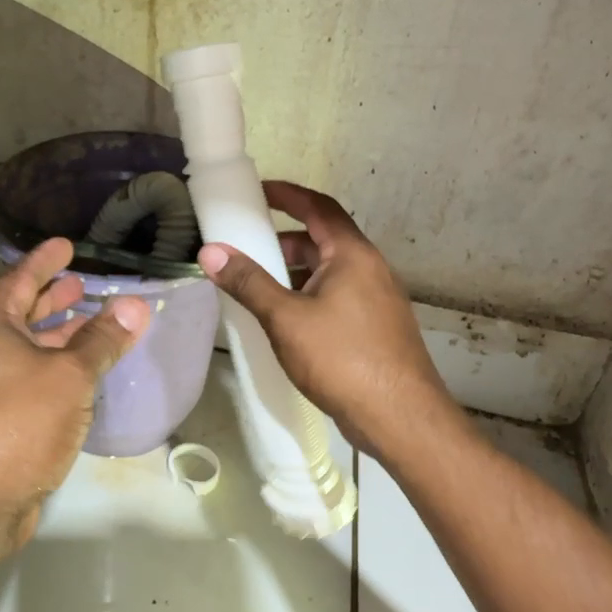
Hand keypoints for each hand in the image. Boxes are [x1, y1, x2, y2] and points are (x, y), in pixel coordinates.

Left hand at [0, 237, 149, 549]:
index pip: (20, 278)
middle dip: (53, 296)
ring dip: (58, 334)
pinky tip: (83, 373)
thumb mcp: (69, 376)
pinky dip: (56, 367)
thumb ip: (102, 340)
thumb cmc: (19, 423)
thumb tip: (136, 305)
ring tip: (92, 322)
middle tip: (83, 283)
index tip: (68, 244)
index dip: (46, 260)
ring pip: (27, 347)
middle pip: (21, 311)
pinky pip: (30, 376)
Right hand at [197, 181, 453, 456]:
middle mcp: (369, 269)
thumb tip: (210, 251)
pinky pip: (335, 295)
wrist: (401, 419)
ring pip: (327, 271)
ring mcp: (376, 300)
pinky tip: (283, 320)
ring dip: (292, 271)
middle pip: (321, 239)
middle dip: (281, 240)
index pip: (318, 207)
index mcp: (352, 255)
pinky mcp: (375, 327)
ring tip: (255, 287)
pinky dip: (306, 294)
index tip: (256, 191)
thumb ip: (248, 282)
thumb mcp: (285, 318)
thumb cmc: (343, 359)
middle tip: (244, 248)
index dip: (287, 194)